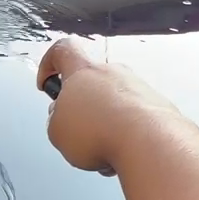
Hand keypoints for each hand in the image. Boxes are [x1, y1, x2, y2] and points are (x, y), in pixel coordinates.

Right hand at [37, 35, 189, 174]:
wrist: (145, 141)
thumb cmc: (101, 133)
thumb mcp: (56, 131)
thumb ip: (54, 118)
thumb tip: (61, 117)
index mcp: (83, 73)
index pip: (63, 50)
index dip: (49, 63)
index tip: (46, 81)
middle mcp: (110, 72)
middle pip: (87, 82)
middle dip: (78, 106)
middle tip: (74, 129)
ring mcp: (134, 85)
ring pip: (108, 100)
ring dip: (100, 121)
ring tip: (97, 146)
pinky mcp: (152, 102)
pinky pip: (128, 113)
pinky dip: (119, 130)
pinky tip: (117, 149)